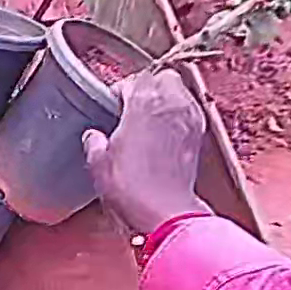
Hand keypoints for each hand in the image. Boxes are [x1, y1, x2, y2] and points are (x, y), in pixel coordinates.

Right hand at [82, 67, 208, 234]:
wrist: (163, 211)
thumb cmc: (130, 187)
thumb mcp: (98, 163)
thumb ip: (94, 142)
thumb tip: (93, 136)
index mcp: (144, 101)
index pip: (134, 79)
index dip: (120, 91)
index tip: (111, 105)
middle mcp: (171, 103)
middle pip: (162, 78)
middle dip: (148, 88)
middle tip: (131, 107)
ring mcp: (189, 118)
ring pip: (180, 91)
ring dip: (164, 100)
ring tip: (147, 120)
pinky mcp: (198, 136)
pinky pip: (188, 112)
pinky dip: (176, 116)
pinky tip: (162, 135)